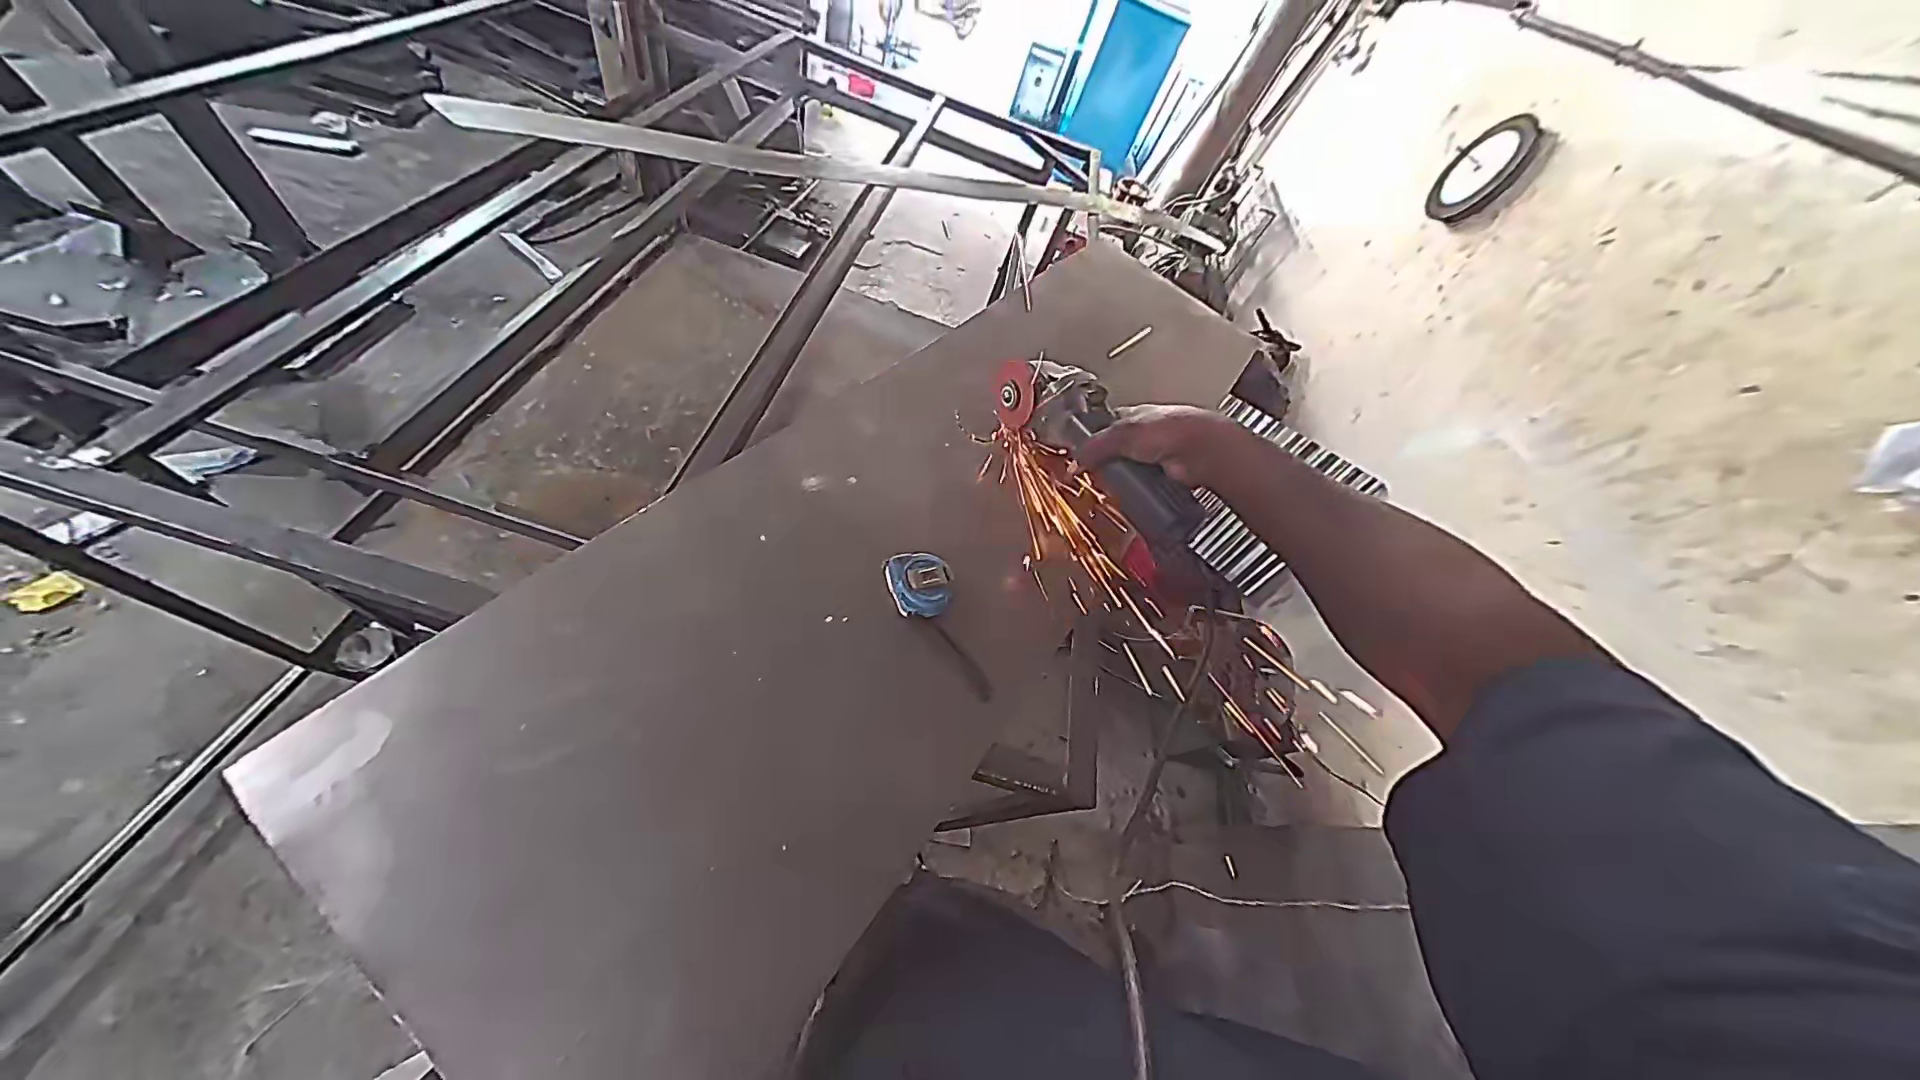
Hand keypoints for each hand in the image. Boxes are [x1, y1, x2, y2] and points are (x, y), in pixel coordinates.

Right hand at [1076, 404, 1253, 488]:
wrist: (1200, 451)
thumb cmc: (1171, 430)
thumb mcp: (1122, 435)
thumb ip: (1096, 445)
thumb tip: (1077, 458)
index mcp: (1135, 415)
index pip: (1106, 426)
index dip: (1092, 439)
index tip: (1080, 453)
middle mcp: (1147, 434)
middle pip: (1117, 451)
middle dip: (1107, 463)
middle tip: (1095, 473)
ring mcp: (1158, 456)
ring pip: (1131, 470)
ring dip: (1123, 479)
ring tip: (1113, 485)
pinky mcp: (1166, 477)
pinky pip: (1144, 485)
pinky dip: (1138, 490)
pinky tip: (1133, 492)